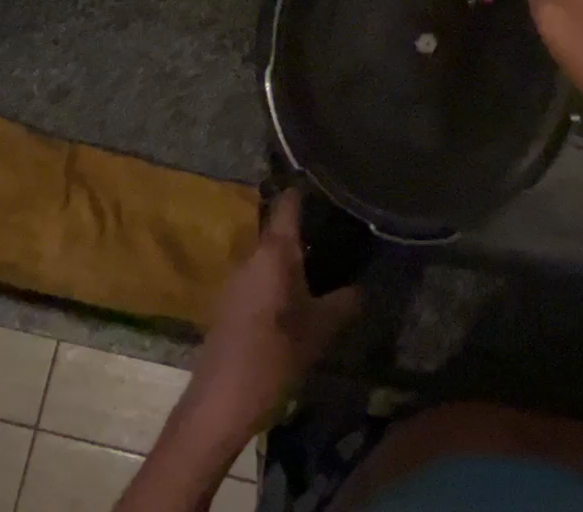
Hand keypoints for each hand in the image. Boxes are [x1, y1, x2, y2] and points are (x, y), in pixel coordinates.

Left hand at [188, 189, 361, 429]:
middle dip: (311, 229)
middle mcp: (251, 257)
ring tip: (331, 263)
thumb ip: (344, 303)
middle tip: (345, 230)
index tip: (330, 179)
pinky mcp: (230, 304)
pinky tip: (303, 296)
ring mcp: (236, 281)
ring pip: (272, 257)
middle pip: (281, 231)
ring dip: (297, 258)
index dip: (307, 189)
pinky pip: (262, 278)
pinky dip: (283, 279)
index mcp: (273, 253)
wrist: (219, 404)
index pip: (288, 205)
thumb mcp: (319, 331)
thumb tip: (363, 286)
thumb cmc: (272, 358)